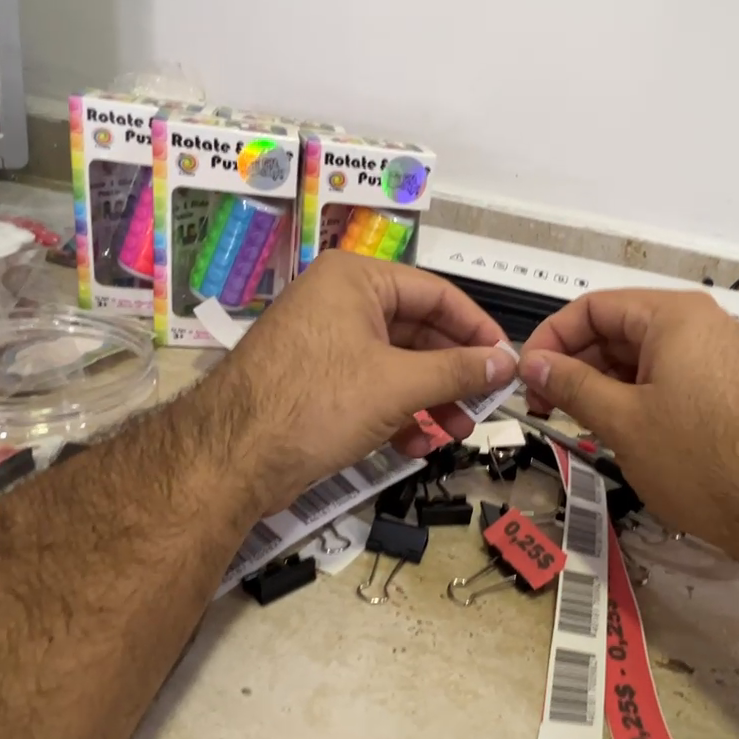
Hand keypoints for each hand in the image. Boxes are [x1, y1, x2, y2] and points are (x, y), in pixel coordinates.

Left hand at [189, 252, 516, 519]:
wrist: (231, 459)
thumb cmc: (316, 403)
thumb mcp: (399, 384)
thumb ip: (458, 370)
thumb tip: (506, 362)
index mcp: (356, 280)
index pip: (436, 294)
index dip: (477, 329)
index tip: (506, 362)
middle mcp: (340, 302)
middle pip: (418, 332)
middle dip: (453, 375)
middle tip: (483, 405)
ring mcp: (326, 343)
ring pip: (397, 366)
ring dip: (431, 400)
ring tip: (455, 432)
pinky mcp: (317, 382)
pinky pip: (372, 388)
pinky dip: (398, 413)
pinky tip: (417, 445)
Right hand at [519, 290, 738, 547]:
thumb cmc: (702, 461)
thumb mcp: (622, 421)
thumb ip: (571, 385)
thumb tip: (532, 363)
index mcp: (674, 315)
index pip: (593, 307)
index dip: (551, 339)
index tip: (526, 376)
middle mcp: (700, 324)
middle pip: (618, 329)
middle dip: (576, 364)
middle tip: (544, 406)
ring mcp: (719, 355)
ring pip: (642, 357)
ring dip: (603, 384)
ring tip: (578, 422)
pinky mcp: (729, 387)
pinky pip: (668, 378)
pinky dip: (635, 397)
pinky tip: (618, 428)